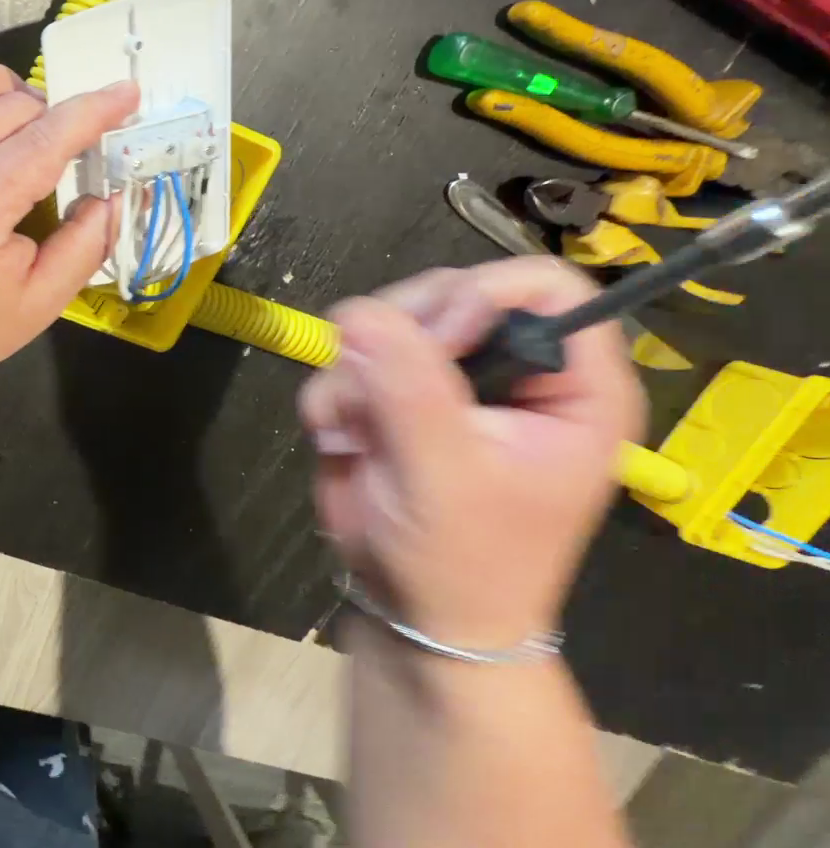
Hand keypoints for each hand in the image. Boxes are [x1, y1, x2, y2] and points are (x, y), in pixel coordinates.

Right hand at [298, 259, 643, 650]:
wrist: (415, 612)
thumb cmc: (462, 559)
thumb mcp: (444, 473)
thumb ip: (408, 387)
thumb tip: (357, 311)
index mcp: (569, 386)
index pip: (540, 285)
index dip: (478, 299)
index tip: (433, 344)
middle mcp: (509, 371)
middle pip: (448, 292)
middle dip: (396, 336)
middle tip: (373, 387)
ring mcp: (444, 383)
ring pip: (382, 324)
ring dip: (350, 375)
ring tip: (352, 434)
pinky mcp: (389, 398)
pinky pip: (345, 361)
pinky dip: (330, 397)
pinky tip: (340, 441)